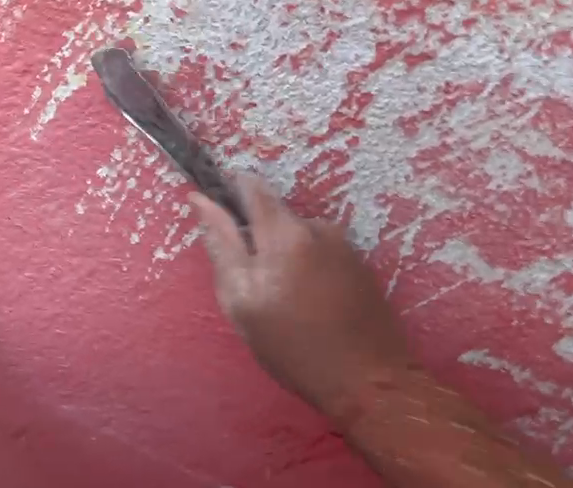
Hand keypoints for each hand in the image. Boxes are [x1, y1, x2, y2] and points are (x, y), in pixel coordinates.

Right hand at [191, 174, 416, 427]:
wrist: (372, 386)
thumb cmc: (294, 346)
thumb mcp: (242, 299)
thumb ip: (220, 244)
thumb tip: (200, 199)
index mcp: (284, 232)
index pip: (250, 185)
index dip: (229, 191)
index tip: (219, 214)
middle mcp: (317, 227)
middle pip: (274, 213)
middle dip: (257, 234)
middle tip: (251, 279)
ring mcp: (344, 245)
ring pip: (296, 233)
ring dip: (283, 251)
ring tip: (284, 296)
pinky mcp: (361, 265)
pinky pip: (320, 250)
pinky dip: (307, 264)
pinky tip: (310, 300)